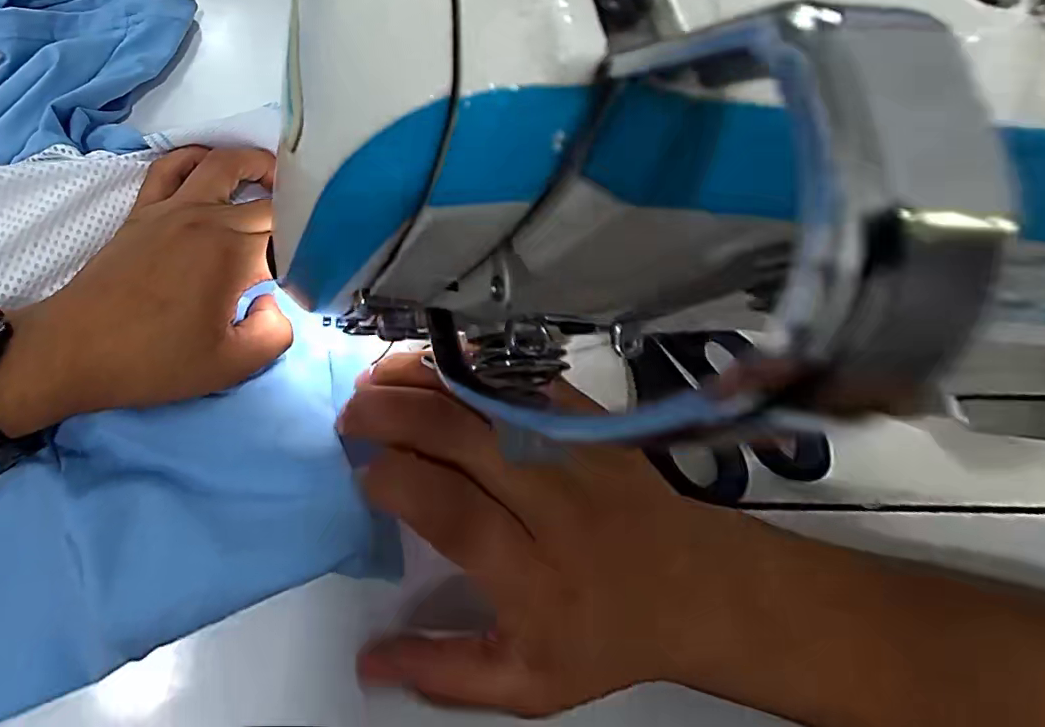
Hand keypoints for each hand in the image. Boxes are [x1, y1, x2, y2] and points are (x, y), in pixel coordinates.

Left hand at [0, 147, 293, 435]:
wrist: (74, 350)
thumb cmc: (152, 361)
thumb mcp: (229, 366)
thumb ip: (274, 333)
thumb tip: (274, 303)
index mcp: (233, 251)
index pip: (290, 230)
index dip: (309, 247)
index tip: (310, 272)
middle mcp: (207, 215)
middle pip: (266, 196)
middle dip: (293, 213)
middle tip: (302, 242)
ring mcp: (172, 206)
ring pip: (223, 162)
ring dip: (255, 165)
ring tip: (273, 184)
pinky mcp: (143, 209)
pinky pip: (172, 166)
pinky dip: (198, 159)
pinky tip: (210, 173)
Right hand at [336, 353, 778, 716]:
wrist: (693, 585)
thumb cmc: (604, 636)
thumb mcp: (528, 682)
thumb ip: (444, 671)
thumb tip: (366, 663)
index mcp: (536, 578)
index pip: (457, 515)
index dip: (400, 483)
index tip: (363, 474)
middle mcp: (553, 504)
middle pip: (462, 438)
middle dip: (392, 415)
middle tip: (350, 415)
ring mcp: (571, 449)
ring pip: (483, 397)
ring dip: (420, 378)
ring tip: (374, 379)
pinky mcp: (583, 415)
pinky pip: (515, 376)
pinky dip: (465, 363)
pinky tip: (428, 363)